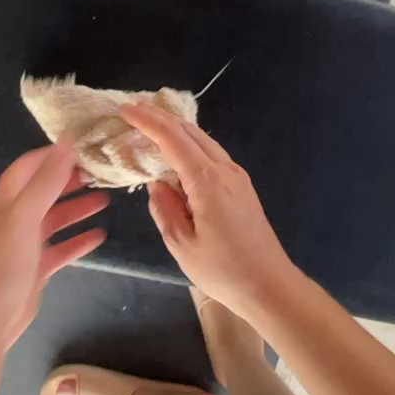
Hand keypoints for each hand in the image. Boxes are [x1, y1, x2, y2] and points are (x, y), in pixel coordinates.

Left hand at [0, 144, 108, 348]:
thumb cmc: (1, 263)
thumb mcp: (24, 216)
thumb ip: (46, 181)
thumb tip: (68, 142)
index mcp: (5, 199)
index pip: (31, 165)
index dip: (56, 154)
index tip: (87, 146)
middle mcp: (14, 217)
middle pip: (45, 190)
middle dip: (72, 180)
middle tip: (103, 172)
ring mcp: (25, 243)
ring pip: (55, 218)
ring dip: (78, 208)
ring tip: (106, 200)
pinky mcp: (35, 267)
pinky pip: (61, 248)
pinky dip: (78, 241)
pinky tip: (100, 236)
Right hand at [120, 103, 300, 314]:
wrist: (269, 284)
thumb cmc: (224, 270)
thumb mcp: (182, 245)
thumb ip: (165, 210)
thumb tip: (157, 185)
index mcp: (207, 181)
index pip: (173, 140)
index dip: (147, 122)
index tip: (125, 110)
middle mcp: (225, 170)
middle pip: (190, 132)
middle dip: (161, 118)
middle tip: (133, 110)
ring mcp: (237, 177)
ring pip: (203, 141)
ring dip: (177, 130)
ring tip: (151, 124)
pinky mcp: (242, 187)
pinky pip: (212, 155)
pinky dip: (190, 146)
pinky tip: (178, 153)